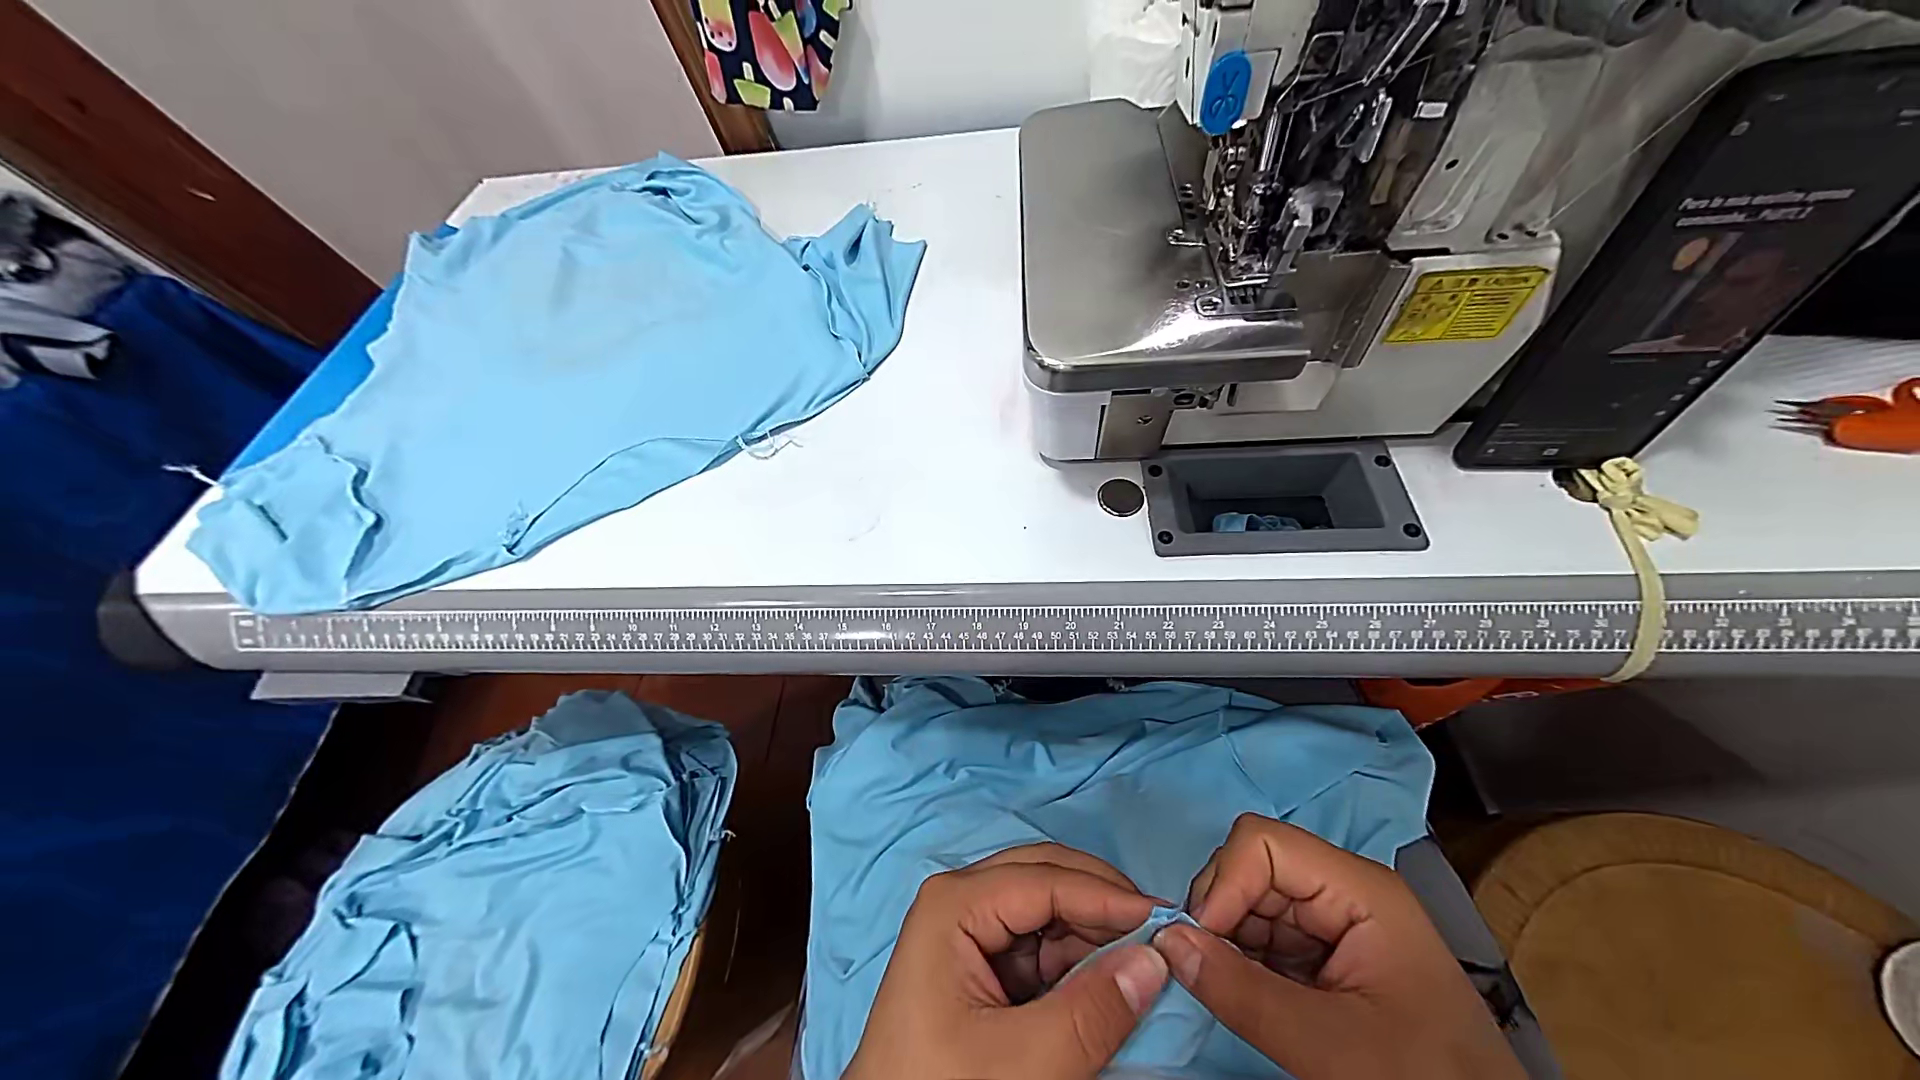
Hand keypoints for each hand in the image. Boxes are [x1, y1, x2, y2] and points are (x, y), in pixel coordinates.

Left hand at [845, 843, 1170, 1079]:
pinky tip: (1102, 980)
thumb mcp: (1022, 1061)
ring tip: (1137, 963)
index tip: (1164, 918)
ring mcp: (970, 927)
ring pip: (1047, 909)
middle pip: (1046, 879)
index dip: (1107, 894)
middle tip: (1156, 935)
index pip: (1046, 878)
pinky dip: (1075, 958)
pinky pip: (1039, 942)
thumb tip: (1152, 961)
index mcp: (956, 902)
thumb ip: (1092, 1011)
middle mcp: (962, 899)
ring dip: (1092, 933)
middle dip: (1100, 904)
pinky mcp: (981, 959)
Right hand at [1151, 815, 1525, 1079]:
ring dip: (1223, 937)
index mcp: (1358, 890)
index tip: (1202, 941)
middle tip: (1207, 968)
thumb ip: (1242, 992)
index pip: (1262, 842)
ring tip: (1227, 987)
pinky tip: (1243, 991)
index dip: (1224, 881)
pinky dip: (1236, 957)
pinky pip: (1258, 933)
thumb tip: (1166, 940)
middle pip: (1249, 865)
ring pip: (1246, 899)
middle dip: (1218, 911)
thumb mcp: (1332, 1047)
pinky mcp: (1321, 951)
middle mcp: (1341, 890)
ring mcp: (1331, 920)